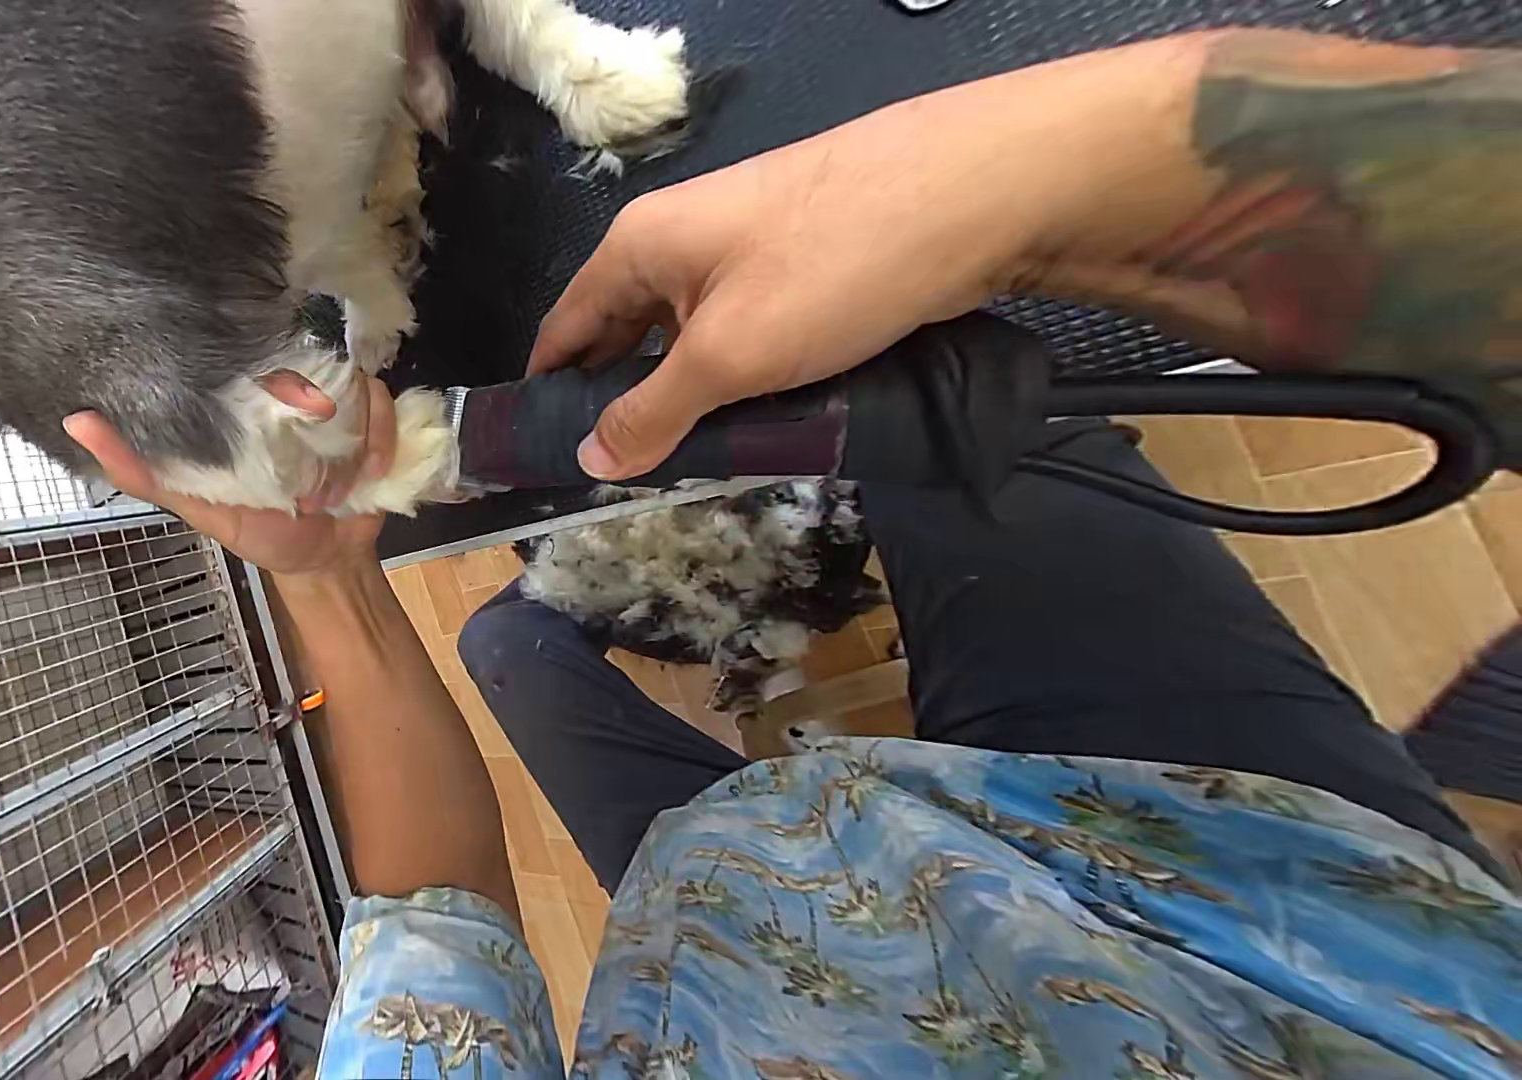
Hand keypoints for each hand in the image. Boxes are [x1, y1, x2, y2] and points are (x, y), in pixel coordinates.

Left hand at [62, 375, 398, 575]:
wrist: (329, 560)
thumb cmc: (265, 535)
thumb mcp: (202, 509)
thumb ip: (148, 474)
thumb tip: (75, 419)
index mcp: (251, 408)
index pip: (257, 356)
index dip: (269, 374)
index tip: (277, 412)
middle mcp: (294, 399)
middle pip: (315, 361)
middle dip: (321, 412)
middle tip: (310, 471)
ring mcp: (340, 410)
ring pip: (356, 383)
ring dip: (354, 438)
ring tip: (337, 489)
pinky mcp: (377, 426)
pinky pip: (388, 407)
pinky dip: (383, 440)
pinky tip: (370, 473)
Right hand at [530, 34, 1214, 479]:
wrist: (978, 193)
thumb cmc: (828, 269)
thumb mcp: (725, 355)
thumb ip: (650, 411)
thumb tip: (588, 460)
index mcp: (636, 250)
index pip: (563, 329)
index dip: (548, 390)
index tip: (545, 450)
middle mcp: (672, 247)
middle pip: (616, 336)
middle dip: (610, 400)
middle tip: (613, 471)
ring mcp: (730, 257)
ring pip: (673, 342)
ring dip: (667, 397)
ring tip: (666, 461)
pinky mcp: (778, 273)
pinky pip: (722, 337)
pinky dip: (713, 380)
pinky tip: (723, 422)